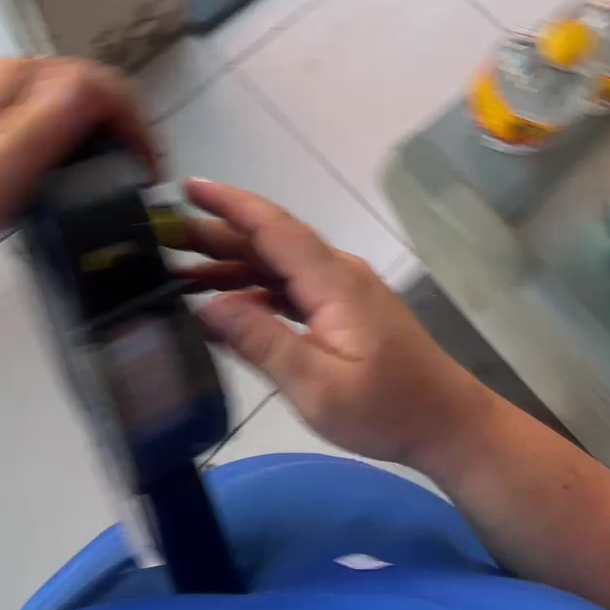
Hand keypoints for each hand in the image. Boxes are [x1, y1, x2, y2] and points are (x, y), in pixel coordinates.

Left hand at [0, 58, 154, 289]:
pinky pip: (47, 127)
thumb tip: (100, 83)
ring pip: (69, 108)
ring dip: (100, 139)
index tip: (149, 171)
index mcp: (12, 78)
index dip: (134, 121)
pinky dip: (72, 148)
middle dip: (122, 128)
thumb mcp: (1, 167)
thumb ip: (51, 121)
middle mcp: (5, 80)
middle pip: (87, 90)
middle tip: (137, 177)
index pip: (99, 81)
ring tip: (114, 180)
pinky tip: (71, 180)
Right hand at [182, 179, 503, 470]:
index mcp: (332, 280)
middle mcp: (337, 272)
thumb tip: (208, 305)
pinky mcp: (345, 308)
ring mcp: (343, 289)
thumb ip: (262, 342)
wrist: (446, 422)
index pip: (274, 227)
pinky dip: (256, 289)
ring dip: (232, 264)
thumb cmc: (386, 409)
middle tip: (163, 238)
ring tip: (179, 272)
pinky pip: (291, 287)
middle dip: (218, 233)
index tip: (187, 187)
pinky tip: (225, 305)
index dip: (230, 203)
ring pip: (279, 264)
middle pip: (271, 241)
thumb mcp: (318, 387)